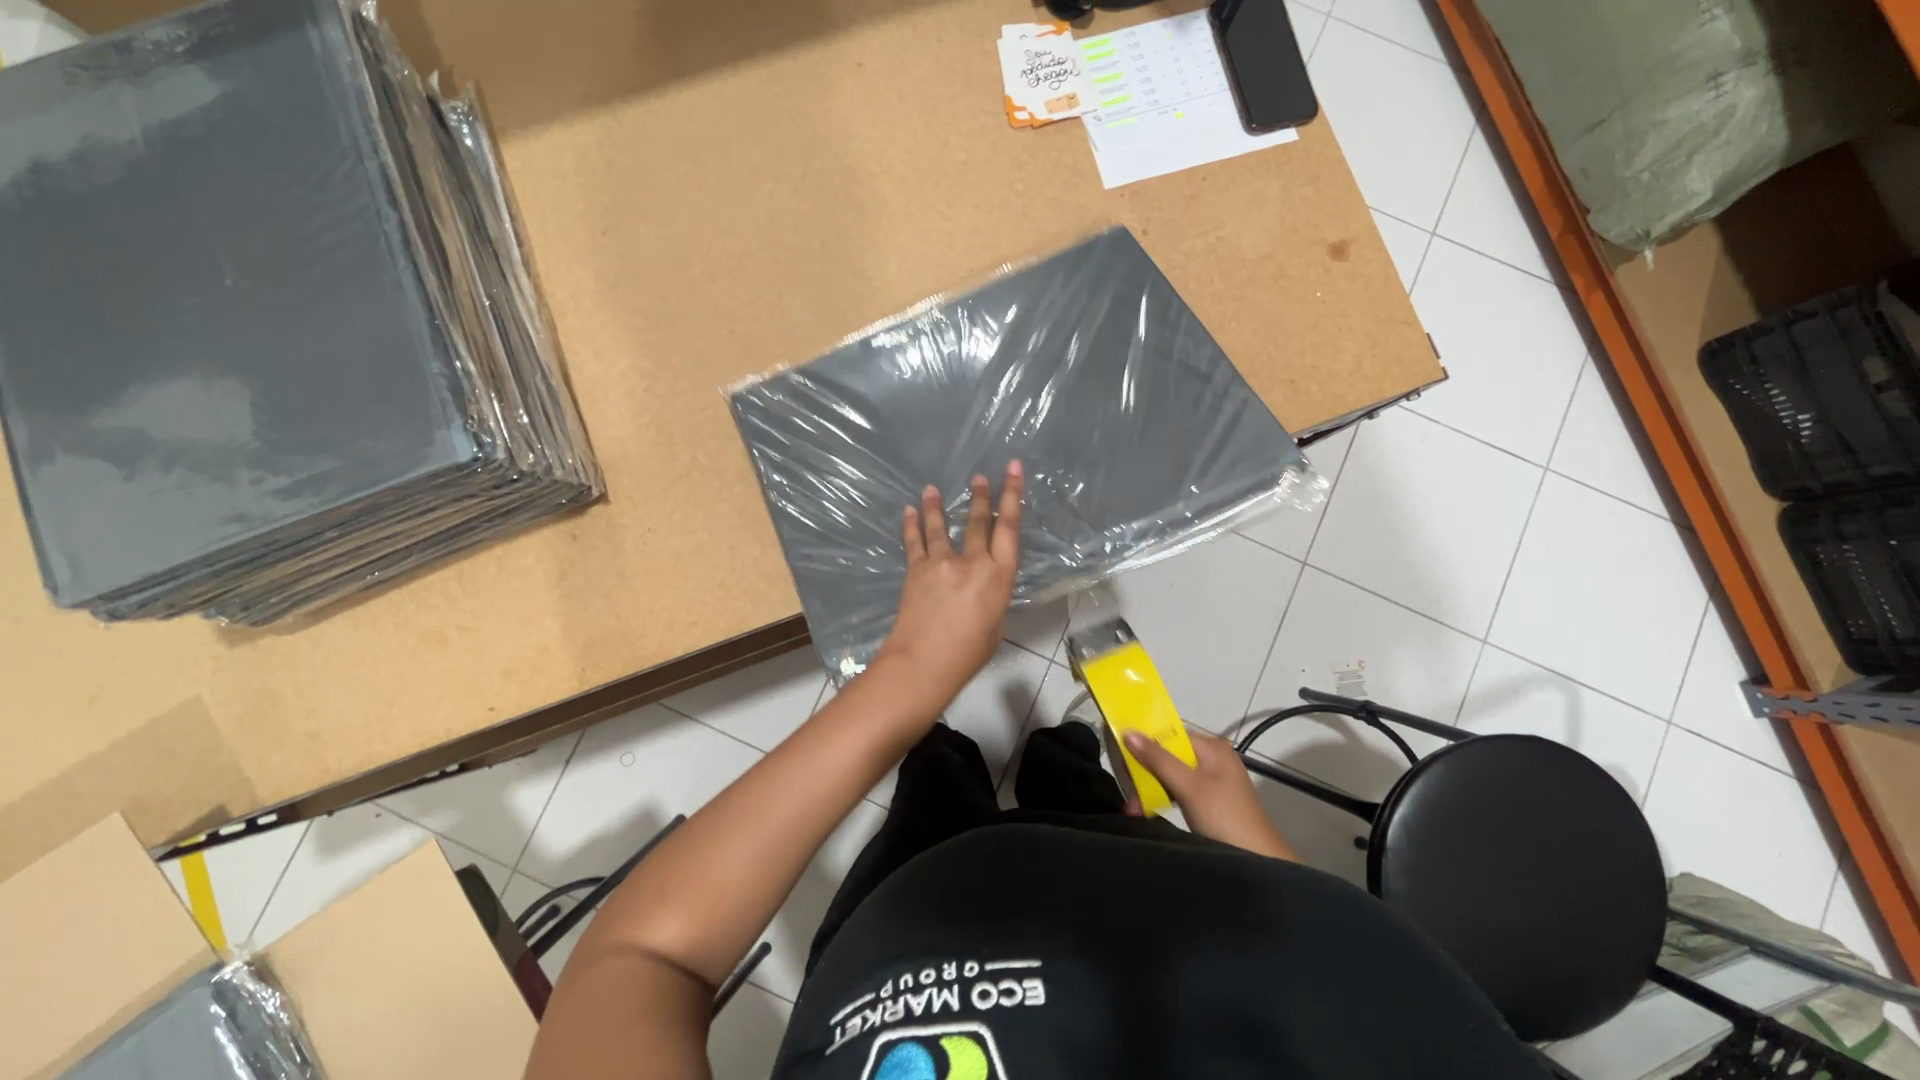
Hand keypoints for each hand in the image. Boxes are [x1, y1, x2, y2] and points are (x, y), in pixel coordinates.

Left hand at [870, 462, 1024, 711]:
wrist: (923, 663)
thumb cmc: (967, 654)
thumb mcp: (995, 625)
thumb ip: (992, 598)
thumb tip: (983, 588)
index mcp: (999, 577)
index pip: (1009, 528)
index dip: (1012, 496)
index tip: (1013, 471)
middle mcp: (972, 562)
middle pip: (978, 521)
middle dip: (981, 496)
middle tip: (979, 476)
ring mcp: (941, 563)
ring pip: (942, 526)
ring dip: (938, 505)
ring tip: (933, 488)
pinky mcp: (916, 570)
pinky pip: (915, 542)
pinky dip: (912, 525)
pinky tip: (909, 511)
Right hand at [1124, 730, 1296, 860]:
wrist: (1259, 860)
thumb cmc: (1224, 817)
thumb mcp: (1188, 786)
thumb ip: (1158, 759)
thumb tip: (1128, 732)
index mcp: (1212, 747)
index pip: (1170, 734)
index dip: (1144, 742)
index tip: (1120, 756)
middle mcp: (1212, 758)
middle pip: (1169, 755)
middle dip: (1145, 773)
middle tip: (1126, 793)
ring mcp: (1212, 780)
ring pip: (1171, 775)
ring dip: (1150, 789)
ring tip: (1132, 809)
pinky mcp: (1210, 801)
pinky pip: (1179, 791)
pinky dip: (1163, 798)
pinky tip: (1147, 812)